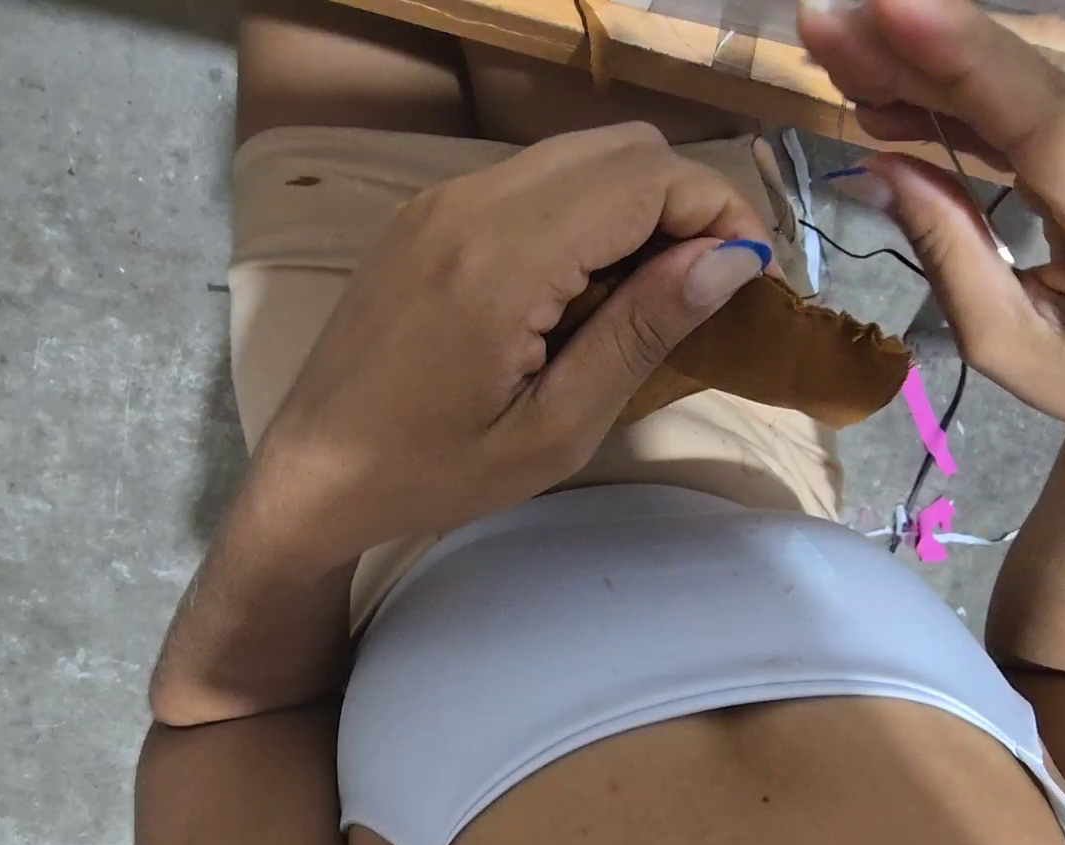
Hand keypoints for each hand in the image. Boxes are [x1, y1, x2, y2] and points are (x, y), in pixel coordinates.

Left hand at [250, 122, 774, 557]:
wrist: (314, 474)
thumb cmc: (435, 474)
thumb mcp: (554, 430)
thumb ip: (639, 333)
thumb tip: (729, 260)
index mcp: (503, 256)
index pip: (645, 178)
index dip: (718, 210)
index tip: (750, 273)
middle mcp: (469, 200)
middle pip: (616, 149)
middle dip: (683, 202)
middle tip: (705, 286)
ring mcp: (439, 200)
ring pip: (575, 157)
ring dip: (634, 207)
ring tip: (646, 294)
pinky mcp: (425, 215)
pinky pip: (530, 183)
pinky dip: (582, 215)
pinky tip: (579, 287)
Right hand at [799, 0, 1064, 477]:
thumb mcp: (1001, 341)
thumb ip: (947, 246)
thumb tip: (878, 163)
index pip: (1052, 115)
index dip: (966, 52)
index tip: (888, 2)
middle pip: (1043, 71)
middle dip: (925, 47)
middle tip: (826, 28)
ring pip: (1049, 62)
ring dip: (943, 59)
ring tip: (849, 61)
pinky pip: (1062, 81)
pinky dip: (980, 81)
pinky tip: (908, 89)